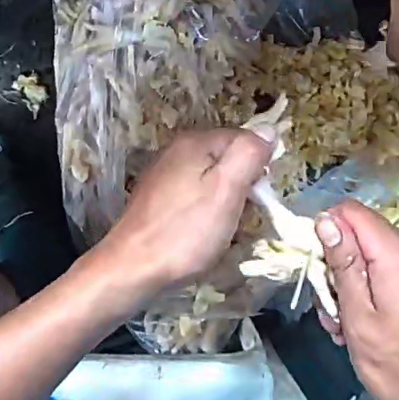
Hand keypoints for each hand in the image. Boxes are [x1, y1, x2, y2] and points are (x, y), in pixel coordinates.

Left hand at [95, 128, 271, 294]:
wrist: (129, 270)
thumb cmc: (184, 232)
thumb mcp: (227, 190)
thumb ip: (249, 154)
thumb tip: (269, 129)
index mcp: (196, 141)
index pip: (246, 140)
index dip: (258, 170)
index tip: (256, 200)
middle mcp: (177, 149)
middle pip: (228, 159)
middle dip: (241, 187)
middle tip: (236, 217)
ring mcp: (164, 173)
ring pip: (213, 179)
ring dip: (224, 202)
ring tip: (218, 230)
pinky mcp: (157, 197)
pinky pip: (195, 195)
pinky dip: (204, 212)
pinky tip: (198, 234)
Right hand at [317, 200, 398, 399]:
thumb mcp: (362, 323)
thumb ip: (343, 267)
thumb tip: (325, 219)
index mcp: (398, 252)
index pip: (350, 211)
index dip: (326, 233)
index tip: (318, 271)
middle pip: (360, 234)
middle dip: (338, 269)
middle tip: (334, 316)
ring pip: (372, 254)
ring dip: (353, 286)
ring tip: (351, 331)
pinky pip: (390, 267)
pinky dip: (374, 290)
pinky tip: (372, 326)